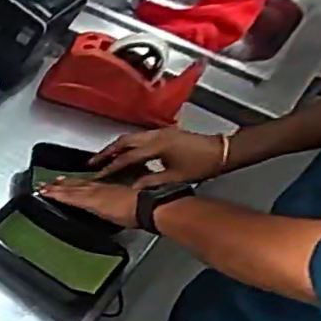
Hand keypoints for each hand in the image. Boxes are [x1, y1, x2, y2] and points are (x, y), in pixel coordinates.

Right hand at [38, 179, 139, 227]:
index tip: (42, 191)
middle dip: (57, 186)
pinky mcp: (117, 187)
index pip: (67, 194)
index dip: (54, 193)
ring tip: (59, 180)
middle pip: (72, 187)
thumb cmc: (133, 214)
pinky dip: (86, 181)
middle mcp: (96, 190)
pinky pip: (95, 182)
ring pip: (82, 183)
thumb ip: (94, 207)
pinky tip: (85, 181)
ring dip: (68, 182)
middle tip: (44, 184)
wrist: (154, 208)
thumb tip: (85, 204)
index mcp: (91, 197)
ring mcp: (107, 188)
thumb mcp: (107, 215)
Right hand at [92, 126, 225, 186]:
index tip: (97, 176)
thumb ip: (150, 181)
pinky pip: (139, 137)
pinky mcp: (165, 133)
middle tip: (92, 163)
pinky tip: (124, 153)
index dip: (110, 168)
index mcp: (157, 147)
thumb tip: (131, 187)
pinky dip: (127, 145)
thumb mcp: (175, 177)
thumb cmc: (203, 165)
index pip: (126, 158)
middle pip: (123, 142)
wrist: (227, 151)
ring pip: (130, 137)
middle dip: (106, 153)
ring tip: (104, 157)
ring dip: (115, 147)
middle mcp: (156, 136)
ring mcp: (161, 132)